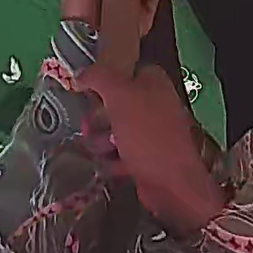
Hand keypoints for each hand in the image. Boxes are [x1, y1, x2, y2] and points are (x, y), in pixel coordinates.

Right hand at [79, 63, 225, 232]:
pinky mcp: (146, 156)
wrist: (171, 182)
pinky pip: (120, 152)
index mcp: (154, 82)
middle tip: (90, 126)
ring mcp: (151, 132)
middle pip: (115, 102)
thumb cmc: (147, 133)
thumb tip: (81, 72)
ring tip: (101, 148)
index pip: (125, 70)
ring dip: (102, 140)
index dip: (105, 80)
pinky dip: (113, 159)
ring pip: (114, 129)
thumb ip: (99, 78)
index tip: (86, 90)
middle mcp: (155, 104)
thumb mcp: (120, 96)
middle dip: (98, 116)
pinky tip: (110, 164)